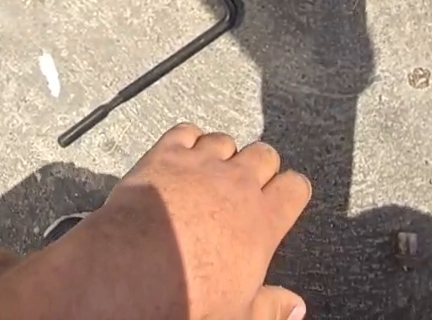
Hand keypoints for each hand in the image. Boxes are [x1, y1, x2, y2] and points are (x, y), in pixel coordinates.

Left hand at [69, 124, 311, 318]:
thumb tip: (297, 307)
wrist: (133, 272)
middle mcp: (238, 183)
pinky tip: (181, 156)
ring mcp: (202, 162)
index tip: (286, 197)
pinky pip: (186, 131)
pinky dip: (187, 140)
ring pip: (225, 140)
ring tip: (210, 173)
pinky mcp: (168, 152)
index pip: (295, 188)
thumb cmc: (189, 299)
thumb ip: (271, 307)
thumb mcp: (238, 315)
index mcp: (262, 221)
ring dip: (221, 154)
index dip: (292, 191)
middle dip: (260, 166)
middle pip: (264, 154)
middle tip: (246, 186)